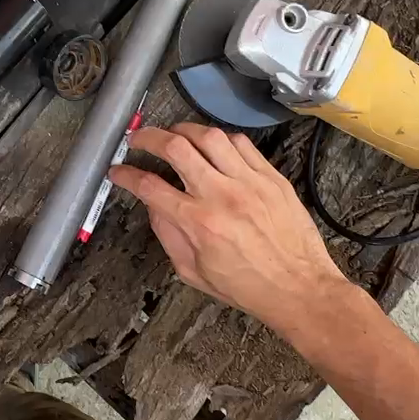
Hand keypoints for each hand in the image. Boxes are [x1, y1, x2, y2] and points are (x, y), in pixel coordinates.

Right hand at [108, 122, 347, 328]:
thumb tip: (153, 205)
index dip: (126, 174)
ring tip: (173, 135)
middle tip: (138, 139)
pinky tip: (211, 145)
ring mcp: (249, 183)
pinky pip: (241, 144)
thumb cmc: (246, 287)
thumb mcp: (193, 272)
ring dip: (183, 130)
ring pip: (209, 136)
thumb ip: (168, 235)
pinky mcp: (271, 178)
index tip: (117, 171)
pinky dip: (219, 139)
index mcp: (199, 224)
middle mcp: (221, 196)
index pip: (149, 186)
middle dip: (148, 137)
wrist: (300, 289)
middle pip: (176, 148)